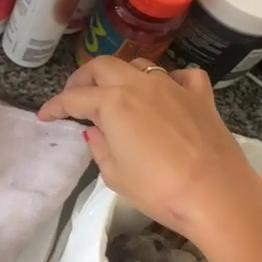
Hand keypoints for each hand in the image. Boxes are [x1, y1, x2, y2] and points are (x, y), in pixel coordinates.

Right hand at [38, 57, 261, 244]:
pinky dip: (168, 80)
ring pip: (139, 65)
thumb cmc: (158, 189)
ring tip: (115, 94)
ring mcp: (173, 86)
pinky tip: (166, 93)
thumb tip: (95, 131)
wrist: (216, 195)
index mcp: (113, 103)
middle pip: (104, 66)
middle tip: (74, 96)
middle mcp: (141, 84)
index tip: (44, 115)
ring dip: (121, 75)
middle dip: (83, 78)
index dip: (55, 106)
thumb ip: (100, 147)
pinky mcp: (200, 96)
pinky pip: (181, 76)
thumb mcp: (115, 175)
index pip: (75, 98)